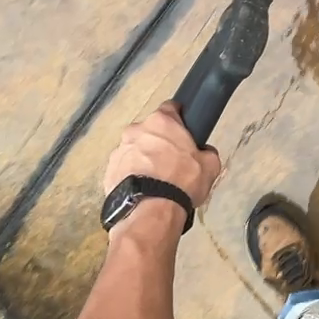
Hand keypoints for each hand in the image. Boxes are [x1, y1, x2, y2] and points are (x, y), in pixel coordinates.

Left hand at [102, 102, 223, 209]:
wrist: (150, 210)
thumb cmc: (181, 182)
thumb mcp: (210, 166)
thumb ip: (207, 152)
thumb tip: (204, 152)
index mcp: (162, 122)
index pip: (171, 108)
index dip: (179, 119)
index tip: (184, 130)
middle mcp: (136, 130)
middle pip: (151, 131)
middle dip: (160, 142)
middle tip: (173, 161)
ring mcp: (119, 150)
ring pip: (135, 149)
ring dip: (145, 159)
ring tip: (157, 180)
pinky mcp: (108, 170)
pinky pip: (124, 168)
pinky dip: (132, 175)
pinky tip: (144, 189)